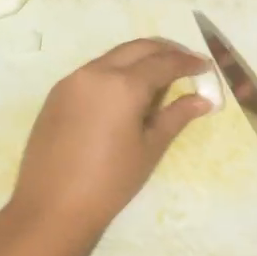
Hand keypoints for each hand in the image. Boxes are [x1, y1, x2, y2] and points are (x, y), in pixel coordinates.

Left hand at [4, 39, 212, 239]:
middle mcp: (95, 72)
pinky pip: (94, 71)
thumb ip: (176, 116)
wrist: (52, 206)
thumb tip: (203, 100)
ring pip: (113, 57)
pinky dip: (116, 72)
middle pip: (137, 48)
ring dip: (139, 59)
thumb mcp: (149, 149)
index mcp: (122, 85)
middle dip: (165, 51)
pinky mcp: (57, 93)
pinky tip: (126, 94)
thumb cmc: (109, 182)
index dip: (187, 62)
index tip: (205, 66)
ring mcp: (72, 80)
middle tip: (186, 64)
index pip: (163, 62)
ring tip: (159, 79)